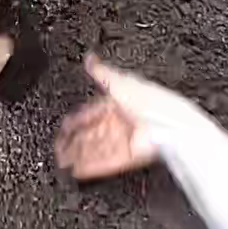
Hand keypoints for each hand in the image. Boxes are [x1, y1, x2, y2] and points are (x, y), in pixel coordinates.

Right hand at [55, 54, 214, 179]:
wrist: (169, 124)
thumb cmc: (151, 99)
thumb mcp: (120, 81)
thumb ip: (101, 72)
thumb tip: (89, 58)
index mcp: (119, 100)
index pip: (93, 111)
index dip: (78, 119)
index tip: (65, 126)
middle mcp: (121, 120)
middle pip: (92, 132)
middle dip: (75, 140)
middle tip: (58, 147)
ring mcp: (124, 139)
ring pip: (96, 148)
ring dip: (79, 155)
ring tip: (63, 161)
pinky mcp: (128, 156)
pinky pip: (106, 162)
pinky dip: (91, 167)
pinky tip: (78, 170)